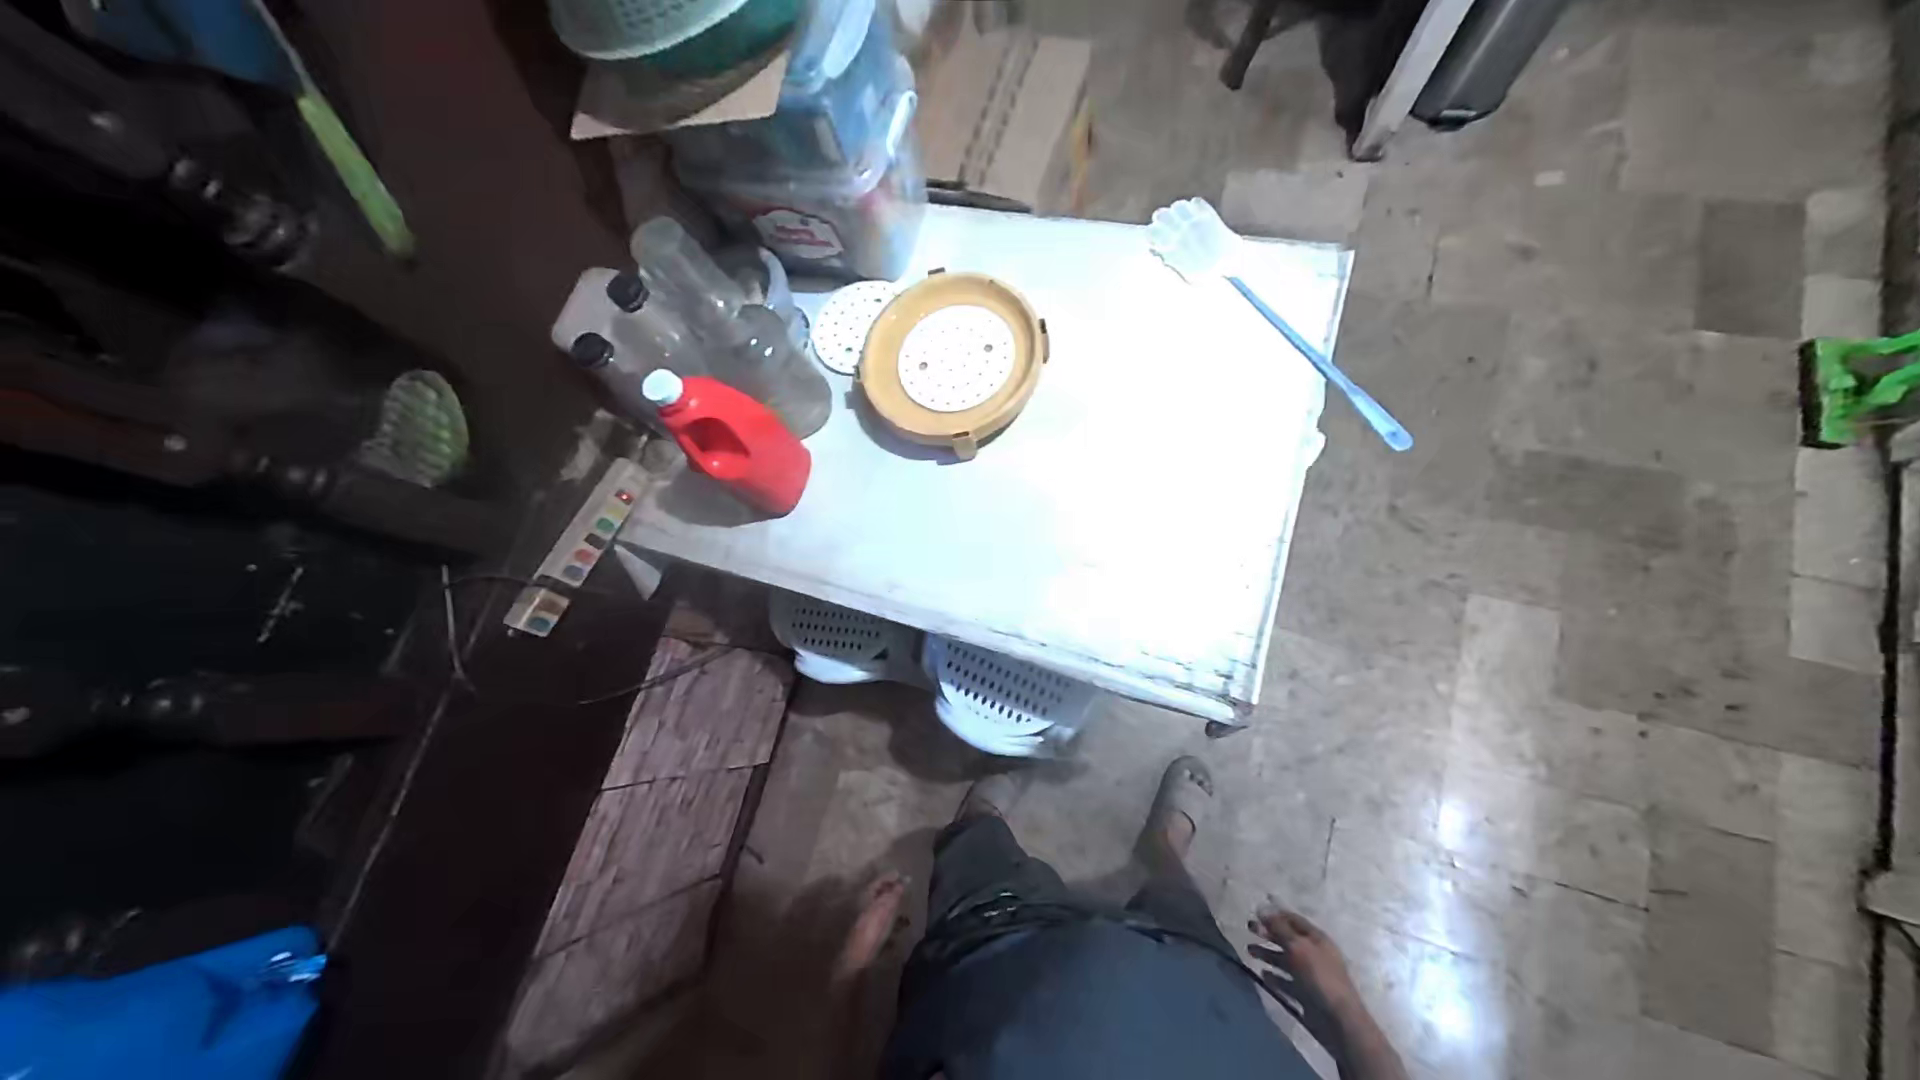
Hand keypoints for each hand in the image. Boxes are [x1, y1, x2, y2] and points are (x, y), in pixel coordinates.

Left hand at [831, 872, 907, 986]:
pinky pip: (880, 930)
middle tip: (905, 893)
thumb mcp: (884, 911)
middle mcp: (862, 909)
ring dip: (893, 914)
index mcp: (865, 899)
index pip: (878, 882)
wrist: (855, 964)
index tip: (901, 874)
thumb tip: (905, 879)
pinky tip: (896, 940)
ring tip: (906, 920)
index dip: (889, 877)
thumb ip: (894, 895)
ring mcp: (863, 925)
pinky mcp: (865, 940)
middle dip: (892, 895)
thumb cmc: (870, 933)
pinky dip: (889, 931)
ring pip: (880, 913)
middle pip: (879, 897)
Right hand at [1246, 907, 1361, 1048]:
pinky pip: (1287, 981)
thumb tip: (1261, 908)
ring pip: (1285, 959)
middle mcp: (1314, 954)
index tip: (1255, 909)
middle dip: (1268, 932)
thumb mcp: (1298, 946)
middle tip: (1249, 928)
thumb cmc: (1319, 976)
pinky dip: (1275, 977)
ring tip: (1250, 951)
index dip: (1276, 913)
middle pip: (1288, 938)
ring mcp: (1310, 975)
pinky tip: (1263, 974)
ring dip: (1267, 953)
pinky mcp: (1306, 994)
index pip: (1294, 920)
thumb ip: (1279, 927)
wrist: (1338, 1020)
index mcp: (1317, 939)